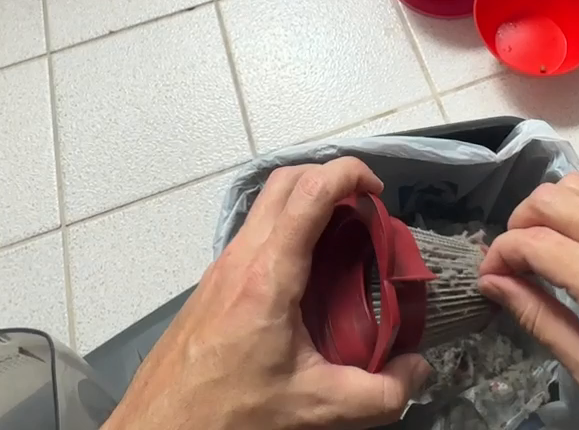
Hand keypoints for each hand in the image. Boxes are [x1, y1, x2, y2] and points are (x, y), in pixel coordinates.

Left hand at [104, 158, 431, 429]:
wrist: (159, 428)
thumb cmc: (230, 412)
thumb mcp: (314, 408)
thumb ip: (377, 393)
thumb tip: (418, 370)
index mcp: (270, 274)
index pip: (309, 192)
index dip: (347, 174)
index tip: (377, 190)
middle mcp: (244, 254)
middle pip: (286, 179)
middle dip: (330, 175)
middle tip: (364, 205)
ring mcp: (225, 260)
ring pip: (268, 199)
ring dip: (308, 196)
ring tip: (342, 231)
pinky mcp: (216, 276)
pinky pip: (258, 226)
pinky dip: (289, 222)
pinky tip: (307, 266)